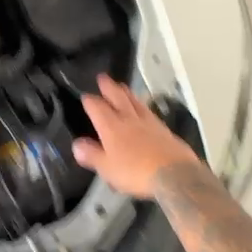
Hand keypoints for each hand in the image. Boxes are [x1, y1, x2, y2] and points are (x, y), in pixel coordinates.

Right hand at [72, 74, 205, 198]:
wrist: (174, 175)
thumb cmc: (135, 173)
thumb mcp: (107, 168)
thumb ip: (92, 155)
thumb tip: (77, 145)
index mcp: (112, 128)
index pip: (98, 109)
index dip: (90, 101)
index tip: (85, 96)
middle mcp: (130, 120)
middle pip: (118, 98)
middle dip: (109, 87)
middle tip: (103, 77)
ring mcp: (150, 123)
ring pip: (136, 102)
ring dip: (127, 93)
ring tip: (123, 86)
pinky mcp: (165, 130)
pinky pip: (150, 112)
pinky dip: (143, 107)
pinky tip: (144, 109)